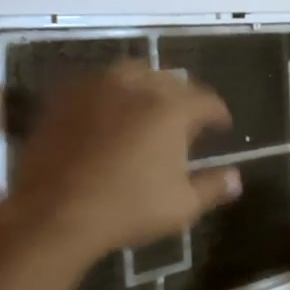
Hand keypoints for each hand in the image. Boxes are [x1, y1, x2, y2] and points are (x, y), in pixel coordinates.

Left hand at [1, 62, 240, 260]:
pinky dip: (110, 92)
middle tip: (185, 118)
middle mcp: (140, 87)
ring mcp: (99, 88)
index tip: (222, 126)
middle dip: (184, 97)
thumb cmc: (126, 209)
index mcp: (173, 108)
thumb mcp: (181, 206)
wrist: (53, 215)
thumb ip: (213, 187)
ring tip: (147, 105)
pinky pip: (97, 84)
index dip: (219, 113)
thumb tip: (237, 178)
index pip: (207, 101)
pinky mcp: (66, 98)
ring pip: (133, 73)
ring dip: (146, 85)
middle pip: (171, 81)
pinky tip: (108, 111)